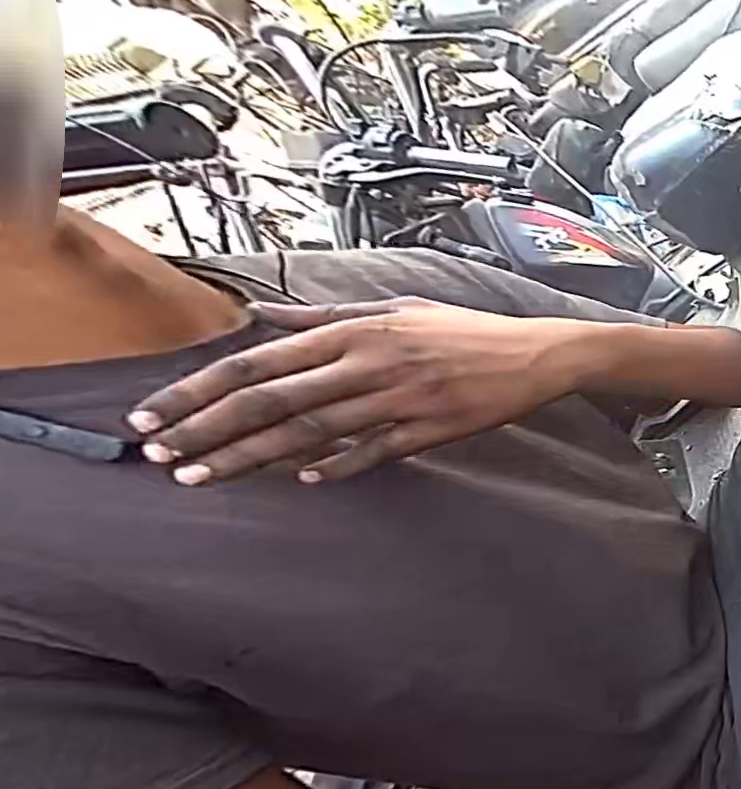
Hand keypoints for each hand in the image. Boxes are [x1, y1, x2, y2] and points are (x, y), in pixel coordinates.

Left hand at [127, 298, 594, 483]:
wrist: (540, 353)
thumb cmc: (473, 331)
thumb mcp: (402, 309)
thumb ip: (327, 315)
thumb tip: (258, 315)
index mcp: (361, 332)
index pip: (259, 363)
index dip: (197, 391)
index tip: (153, 416)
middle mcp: (376, 364)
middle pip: (275, 402)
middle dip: (209, 431)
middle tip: (163, 459)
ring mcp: (408, 399)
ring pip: (316, 431)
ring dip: (256, 456)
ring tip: (208, 476)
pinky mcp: (439, 427)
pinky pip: (379, 450)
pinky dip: (340, 466)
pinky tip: (307, 479)